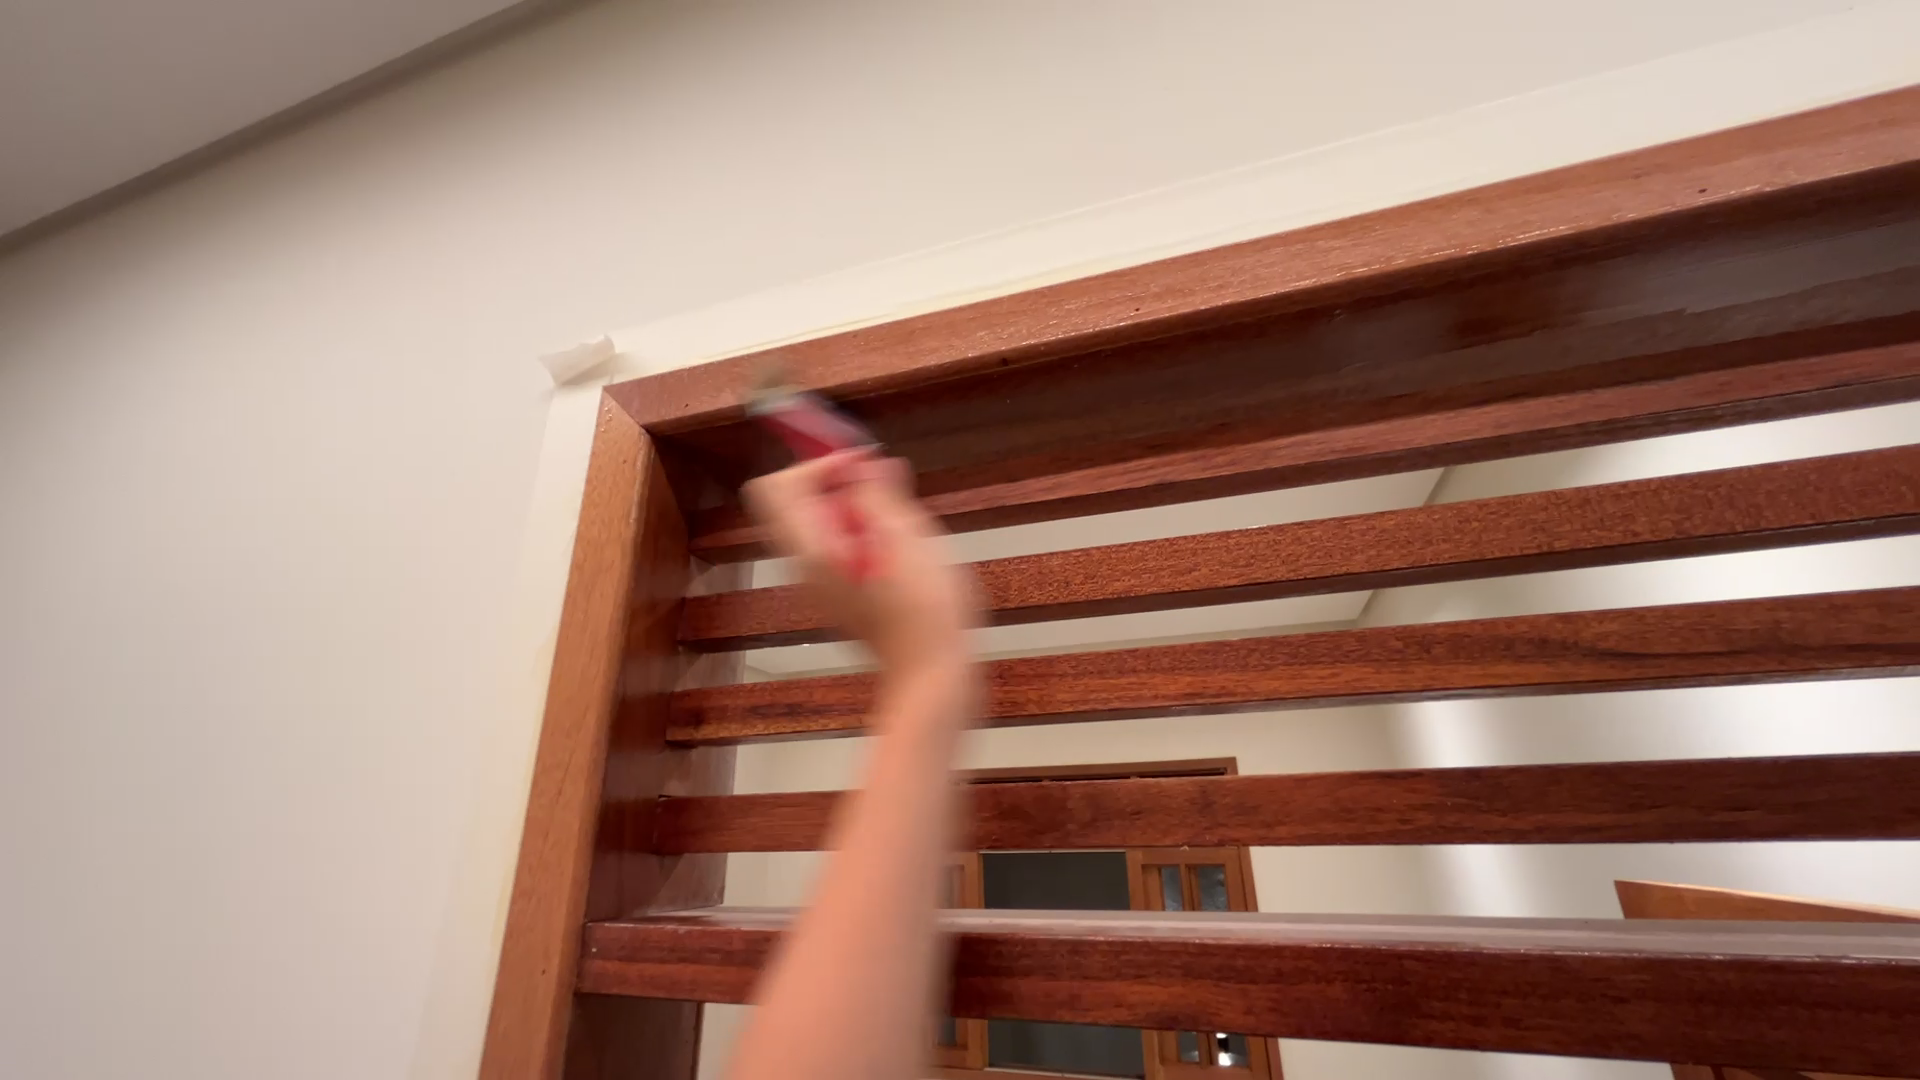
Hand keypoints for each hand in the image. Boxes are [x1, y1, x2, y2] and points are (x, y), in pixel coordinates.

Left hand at [744, 448, 978, 678]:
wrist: (932, 671)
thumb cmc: (924, 606)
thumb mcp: (906, 536)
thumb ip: (876, 492)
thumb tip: (860, 463)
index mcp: (812, 550)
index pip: (777, 487)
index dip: (817, 466)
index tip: (863, 468)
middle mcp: (804, 568)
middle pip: (798, 504)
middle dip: (839, 486)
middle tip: (886, 495)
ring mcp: (820, 585)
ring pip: (822, 525)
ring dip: (857, 511)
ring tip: (901, 527)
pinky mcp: (841, 596)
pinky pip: (839, 549)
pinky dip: (864, 536)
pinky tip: (901, 554)